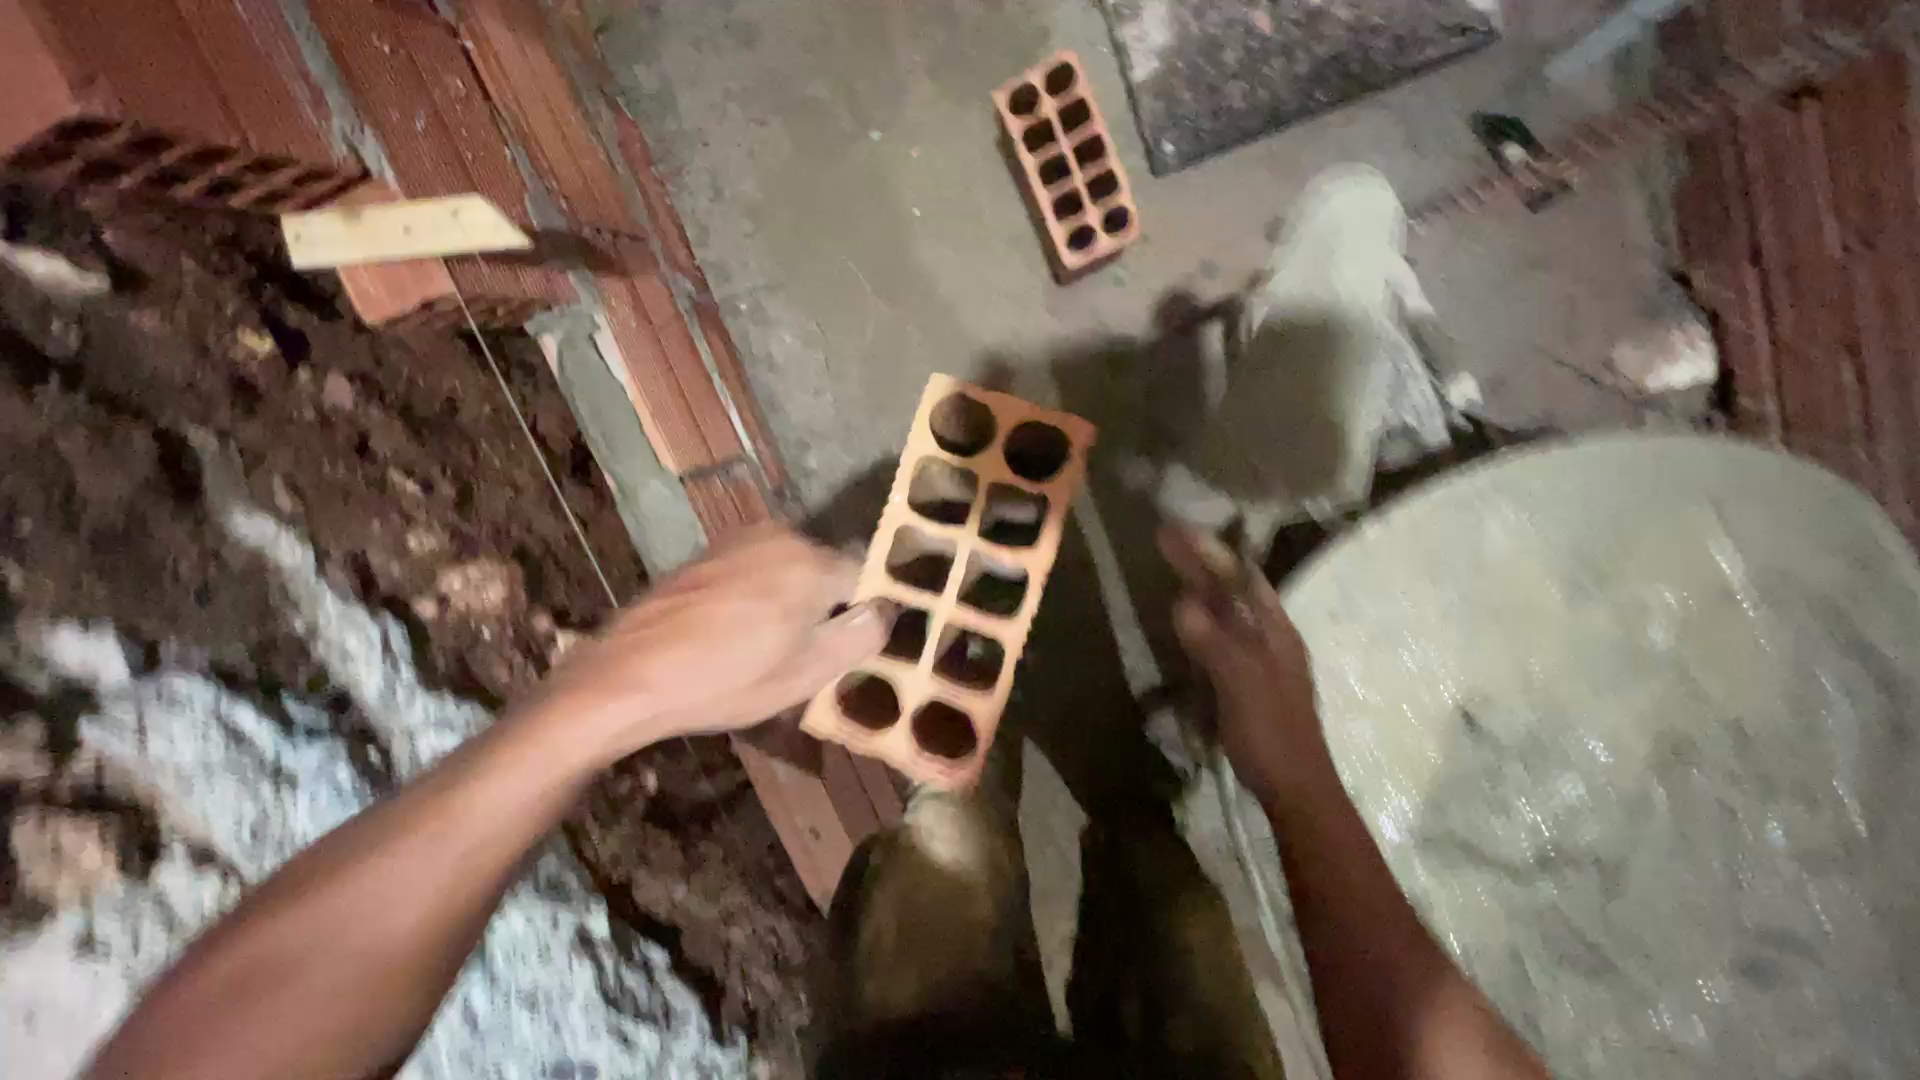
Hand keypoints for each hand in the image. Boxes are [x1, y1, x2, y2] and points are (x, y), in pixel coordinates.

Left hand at [524, 524, 891, 764]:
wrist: (628, 675)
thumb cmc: (727, 679)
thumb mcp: (807, 673)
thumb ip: (860, 635)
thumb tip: (886, 609)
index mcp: (811, 561)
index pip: (865, 577)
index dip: (862, 614)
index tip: (848, 648)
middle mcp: (779, 536)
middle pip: (825, 570)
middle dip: (825, 606)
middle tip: (807, 655)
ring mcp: (737, 540)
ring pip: (789, 569)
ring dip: (791, 601)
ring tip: (768, 649)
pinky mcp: (707, 553)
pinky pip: (755, 570)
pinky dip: (758, 595)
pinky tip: (735, 634)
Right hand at [1160, 524, 1329, 806]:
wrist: (1296, 788)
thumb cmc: (1272, 734)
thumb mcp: (1241, 685)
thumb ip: (1214, 642)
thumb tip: (1183, 603)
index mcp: (1276, 632)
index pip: (1242, 579)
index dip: (1210, 552)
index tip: (1176, 529)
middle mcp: (1272, 639)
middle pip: (1235, 591)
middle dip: (1203, 564)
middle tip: (1167, 540)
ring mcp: (1263, 662)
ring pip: (1231, 613)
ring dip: (1204, 589)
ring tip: (1175, 570)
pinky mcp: (1249, 683)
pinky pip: (1224, 638)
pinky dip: (1204, 621)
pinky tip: (1188, 625)